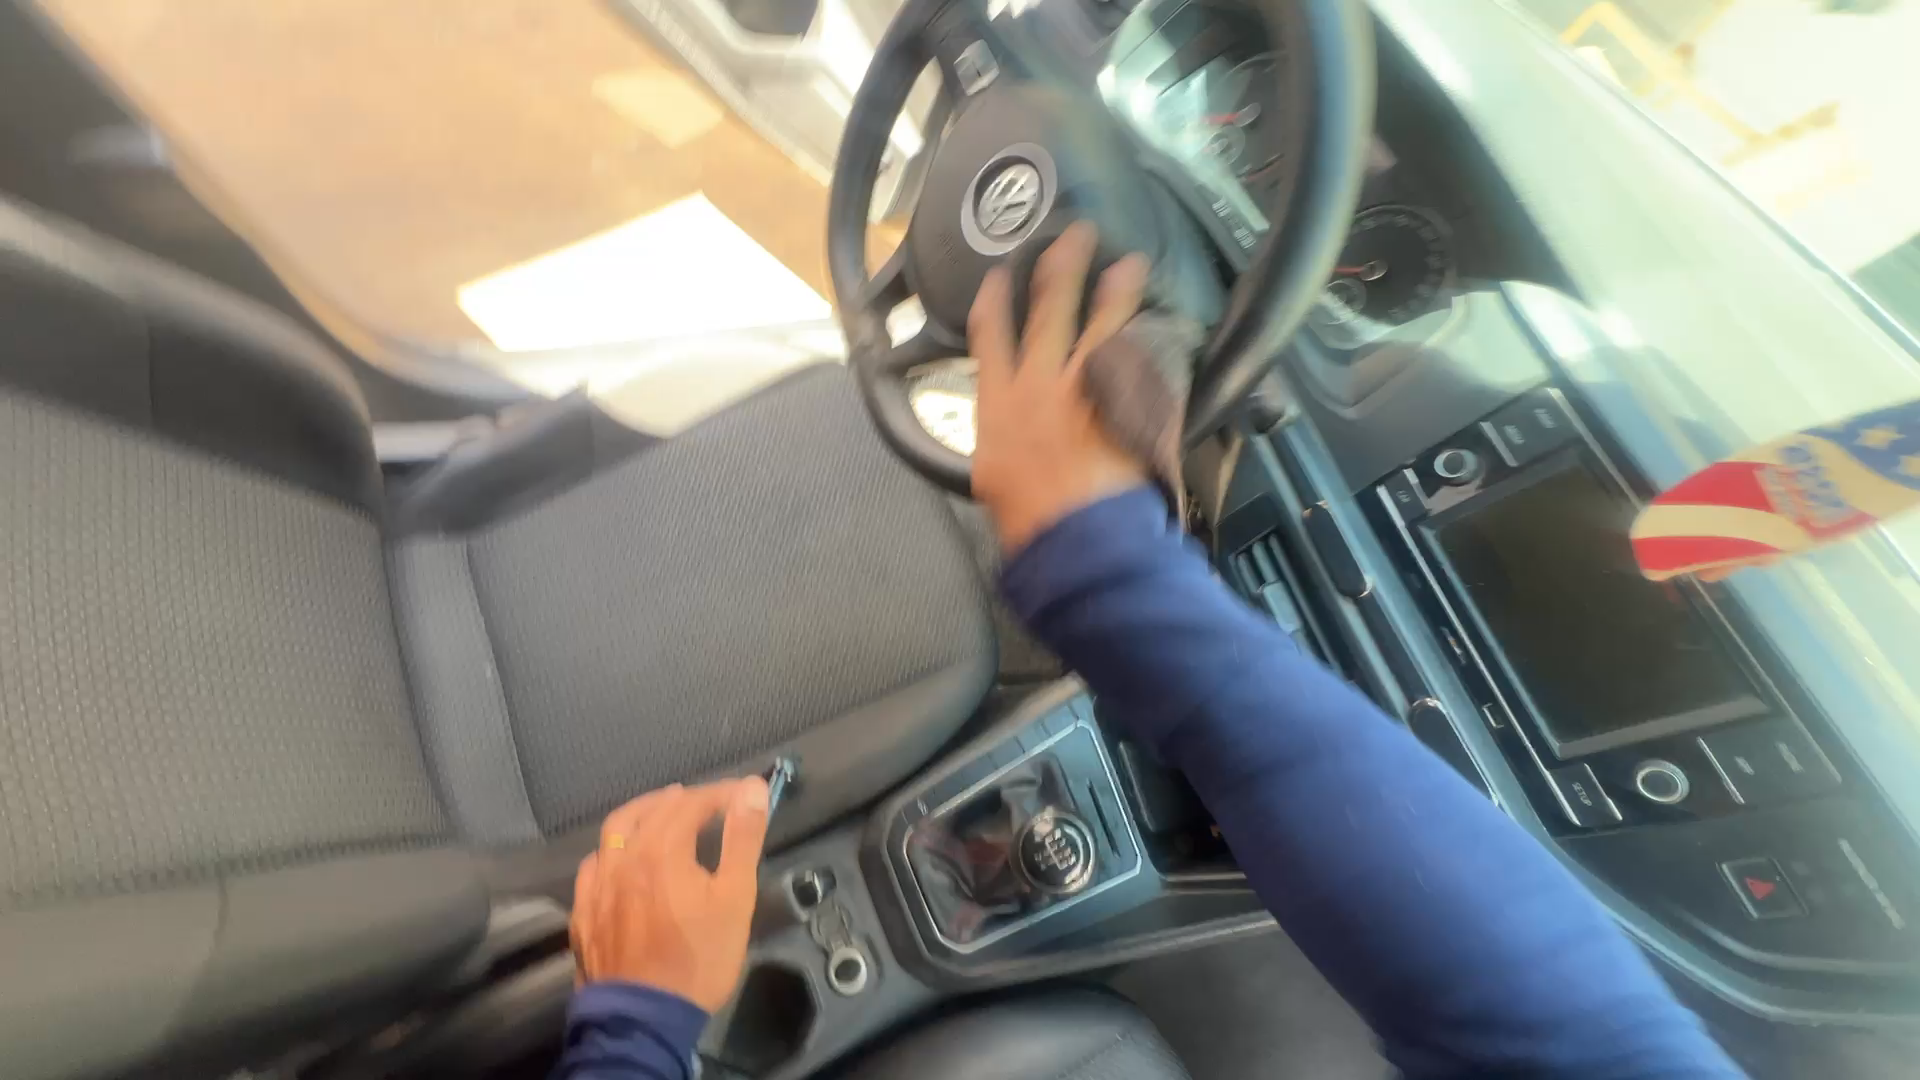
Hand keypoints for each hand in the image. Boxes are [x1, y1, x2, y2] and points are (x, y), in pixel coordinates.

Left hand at [570, 779, 770, 1010]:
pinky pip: (594, 865)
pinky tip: (626, 857)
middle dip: (688, 799)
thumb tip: (752, 788)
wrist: (644, 1023)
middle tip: (713, 802)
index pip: (692, 803)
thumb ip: (743, 837)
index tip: (744, 795)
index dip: (721, 793)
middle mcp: (623, 859)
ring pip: (616, 830)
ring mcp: (597, 887)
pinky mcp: (584, 914)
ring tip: (666, 811)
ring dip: (645, 812)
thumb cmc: (698, 957)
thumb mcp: (735, 895)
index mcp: (661, 850)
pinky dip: (614, 848)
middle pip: (654, 811)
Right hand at [969, 222, 1152, 552]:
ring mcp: (1089, 392)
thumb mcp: (991, 479)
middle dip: (1060, 267)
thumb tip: (1006, 439)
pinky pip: (1141, 366)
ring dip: (1116, 289)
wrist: (1074, 540)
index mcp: (999, 403)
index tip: (1001, 274)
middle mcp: (1041, 385)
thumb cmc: (1027, 520)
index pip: (989, 335)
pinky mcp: (1126, 407)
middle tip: (1074, 236)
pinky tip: (1163, 327)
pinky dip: (1151, 345)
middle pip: (1048, 311)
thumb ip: (998, 446)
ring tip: (1129, 262)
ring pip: (1102, 325)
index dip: (994, 300)